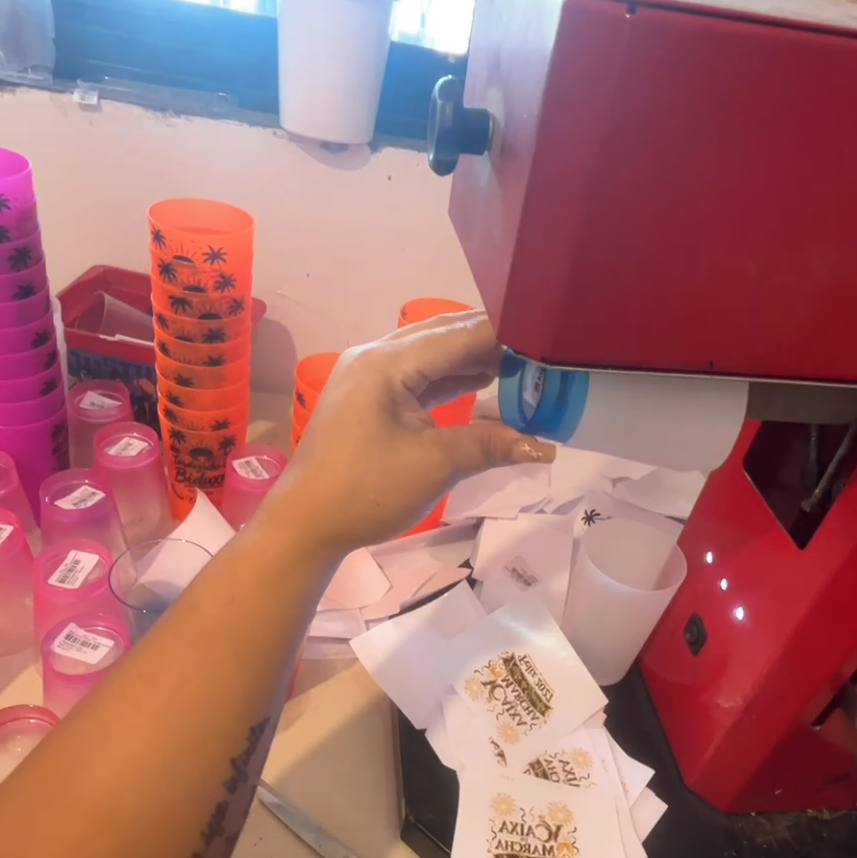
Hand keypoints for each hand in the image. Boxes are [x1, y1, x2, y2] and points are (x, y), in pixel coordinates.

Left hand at [260, 312, 554, 554]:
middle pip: (444, 336)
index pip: (458, 334)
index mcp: (387, 362)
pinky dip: (451, 381)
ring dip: (473, 361)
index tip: (549, 338)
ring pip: (432, 356)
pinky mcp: (370, 398)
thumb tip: (546, 446)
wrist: (307, 523)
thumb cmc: (366, 491)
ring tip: (524, 367)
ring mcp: (370, 377)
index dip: (506, 334)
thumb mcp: (434, 465)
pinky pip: (419, 378)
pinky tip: (484, 383)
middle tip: (543, 351)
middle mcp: (376, 356)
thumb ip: (490, 444)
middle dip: (492, 343)